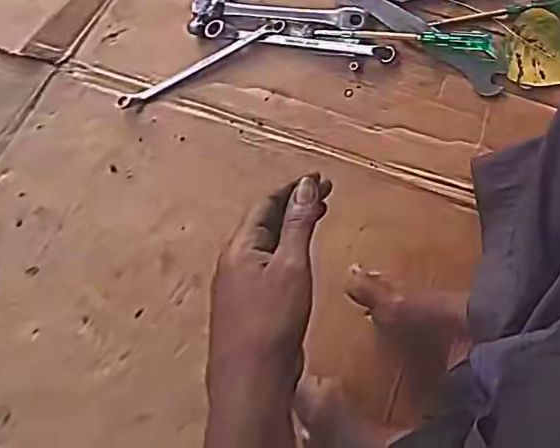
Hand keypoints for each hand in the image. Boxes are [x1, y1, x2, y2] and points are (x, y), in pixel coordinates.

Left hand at [208, 174, 331, 397]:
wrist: (252, 383)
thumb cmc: (272, 320)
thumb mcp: (292, 263)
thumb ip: (298, 223)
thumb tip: (306, 185)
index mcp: (239, 249)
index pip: (265, 203)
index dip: (293, 187)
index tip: (320, 177)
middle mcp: (234, 263)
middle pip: (264, 221)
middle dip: (295, 202)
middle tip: (326, 190)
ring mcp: (238, 285)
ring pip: (268, 241)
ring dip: (293, 223)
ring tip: (319, 213)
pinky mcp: (249, 303)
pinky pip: (269, 259)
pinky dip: (289, 244)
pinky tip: (303, 250)